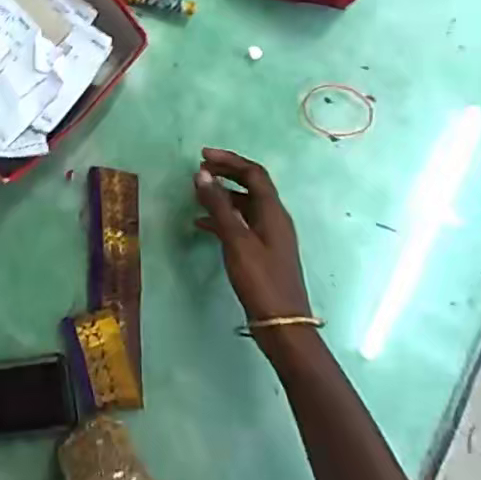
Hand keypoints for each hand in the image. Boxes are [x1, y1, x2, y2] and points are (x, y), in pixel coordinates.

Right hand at [194, 148, 311, 324]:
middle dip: (227, 173)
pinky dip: (223, 216)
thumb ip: (218, 205)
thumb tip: (202, 174)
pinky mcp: (262, 250)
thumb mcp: (236, 239)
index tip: (202, 156)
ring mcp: (270, 235)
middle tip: (200, 168)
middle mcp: (274, 218)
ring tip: (198, 193)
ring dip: (222, 194)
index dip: (229, 160)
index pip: (253, 173)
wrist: (282, 324)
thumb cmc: (260, 279)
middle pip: (251, 185)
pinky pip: (241, 222)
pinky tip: (202, 224)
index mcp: (273, 211)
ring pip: (245, 203)